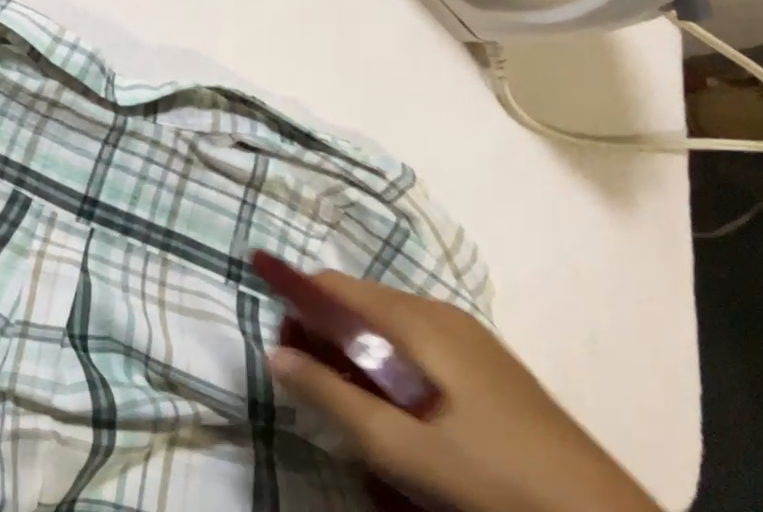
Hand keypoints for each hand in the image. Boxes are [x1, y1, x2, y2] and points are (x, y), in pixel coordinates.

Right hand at [267, 273, 659, 511]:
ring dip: (353, 353)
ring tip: (351, 407)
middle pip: (355, 302)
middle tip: (313, 390)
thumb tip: (273, 354)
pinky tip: (396, 411)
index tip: (281, 353)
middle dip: (321, 335)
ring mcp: (466, 334)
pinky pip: (414, 342)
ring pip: (384, 324)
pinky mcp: (484, 361)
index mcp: (415, 320)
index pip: (329, 286)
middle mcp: (438, 311)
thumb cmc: (489, 477)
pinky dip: (386, 363)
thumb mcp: (397, 447)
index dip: (293, 309)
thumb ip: (329, 396)